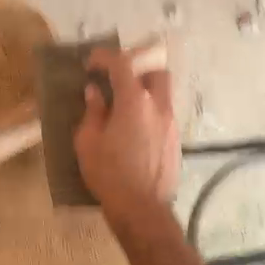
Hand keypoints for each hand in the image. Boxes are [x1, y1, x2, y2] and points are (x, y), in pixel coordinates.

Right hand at [75, 47, 178, 218]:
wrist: (141, 207)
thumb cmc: (108, 173)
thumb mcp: (88, 142)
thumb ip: (93, 112)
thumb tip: (95, 93)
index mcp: (134, 101)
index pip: (121, 64)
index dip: (104, 57)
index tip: (91, 63)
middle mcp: (159, 106)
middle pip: (156, 73)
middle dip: (138, 72)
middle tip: (118, 84)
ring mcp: (171, 124)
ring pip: (163, 96)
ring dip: (145, 95)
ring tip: (125, 112)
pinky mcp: (175, 142)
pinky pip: (164, 118)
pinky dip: (150, 116)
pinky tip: (135, 135)